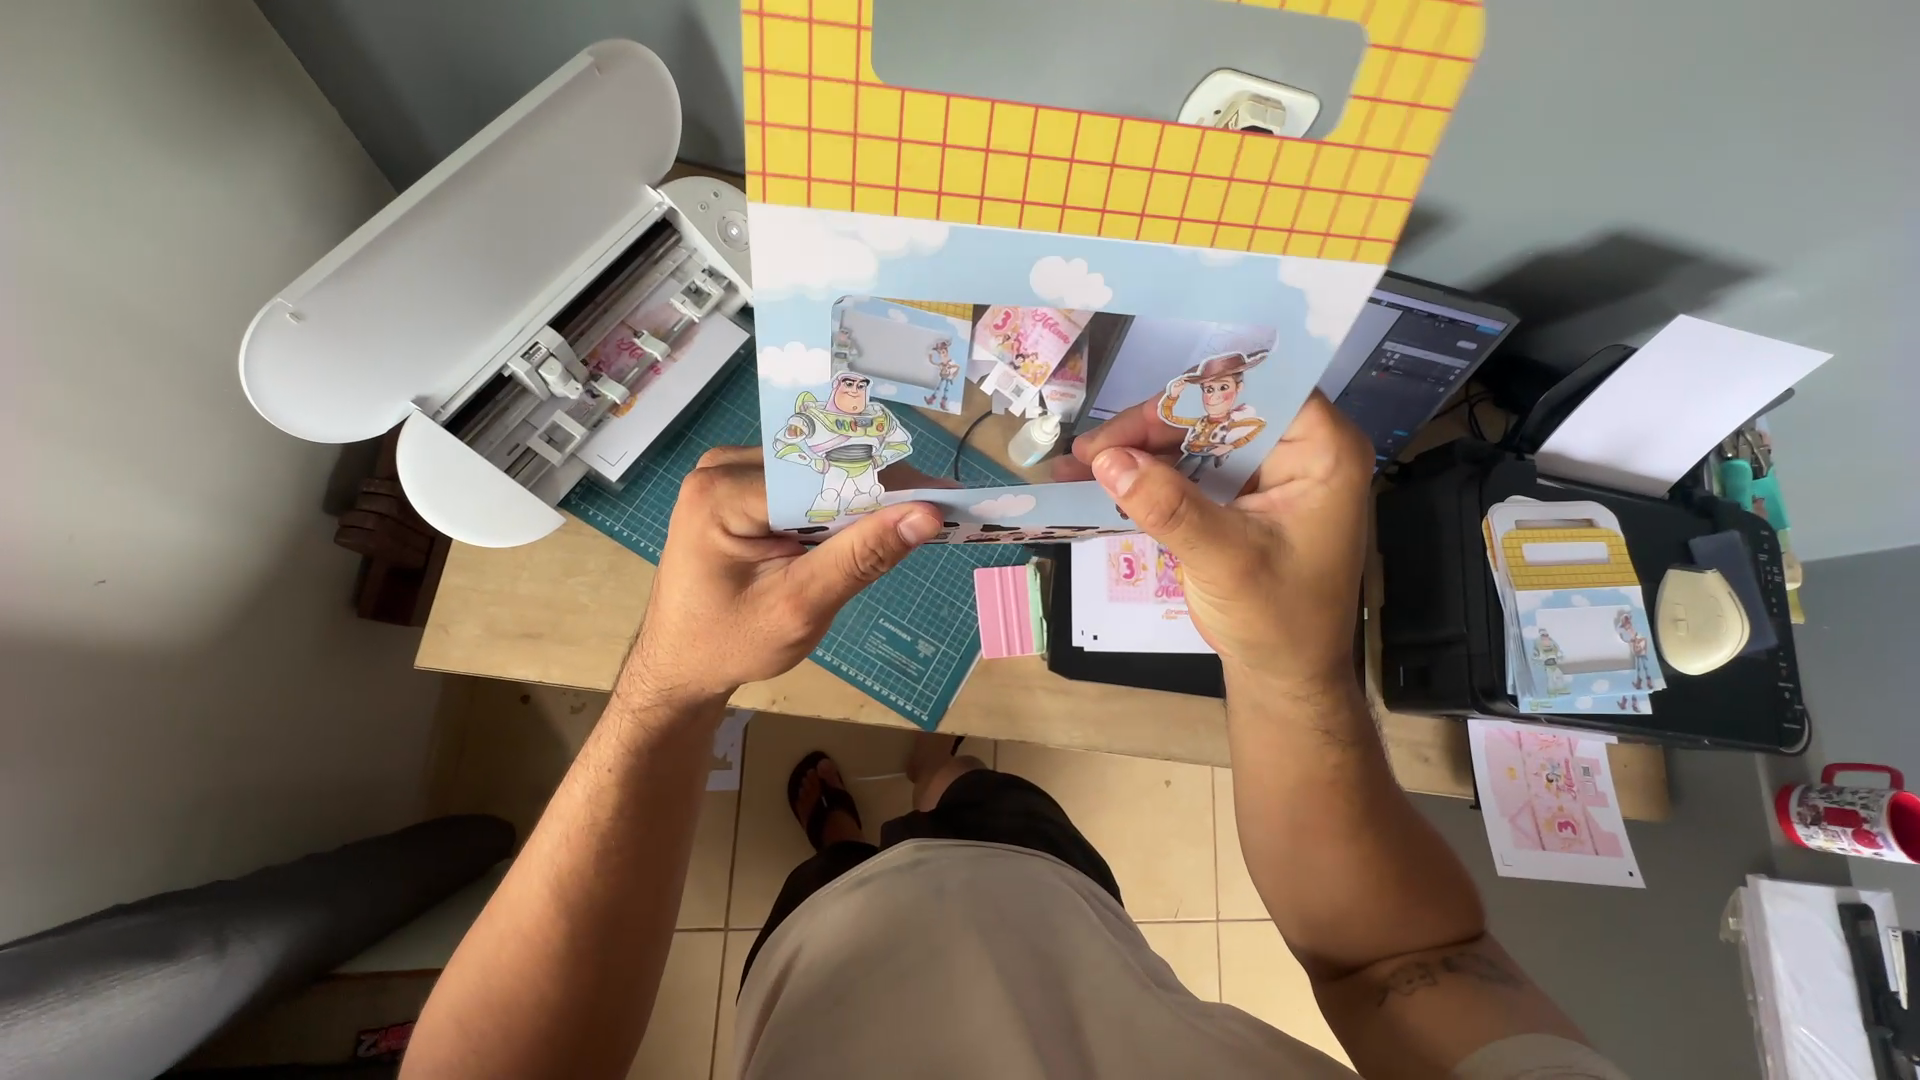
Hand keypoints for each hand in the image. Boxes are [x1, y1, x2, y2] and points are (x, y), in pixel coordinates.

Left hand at [620, 447, 942, 705]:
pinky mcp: (740, 488)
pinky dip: (838, 504)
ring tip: (913, 518)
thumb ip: (862, 556)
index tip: (944, 498)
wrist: (680, 664)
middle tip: (937, 511)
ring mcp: (728, 474)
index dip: (885, 485)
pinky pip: (802, 484)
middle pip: (819, 466)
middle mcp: (722, 467)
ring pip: (816, 472)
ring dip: (862, 496)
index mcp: (723, 492)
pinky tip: (868, 524)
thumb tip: (928, 514)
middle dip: (879, 489)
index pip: (821, 474)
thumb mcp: (801, 606)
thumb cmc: (732, 644)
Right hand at [1070, 392, 1372, 690]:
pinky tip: (1100, 482)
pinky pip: (1186, 469)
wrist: (1283, 674)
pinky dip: (1145, 476)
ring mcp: (1263, 471)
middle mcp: (1295, 448)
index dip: (1190, 398)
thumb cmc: (1278, 620)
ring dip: (1136, 451)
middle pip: (1214, 411)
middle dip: (1148, 429)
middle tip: (1089, 451)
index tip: (1129, 424)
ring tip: (1078, 464)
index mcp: (1321, 450)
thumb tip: (1106, 460)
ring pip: (1192, 437)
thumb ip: (1170, 507)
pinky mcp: (1235, 494)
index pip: (1255, 391)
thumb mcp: (1225, 561)